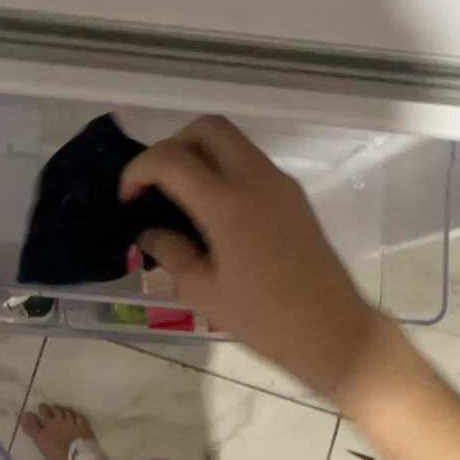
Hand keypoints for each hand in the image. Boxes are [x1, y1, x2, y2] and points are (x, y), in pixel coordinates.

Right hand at [121, 117, 397, 404]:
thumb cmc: (263, 319)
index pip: (171, 159)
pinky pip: (250, 163)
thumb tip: (149, 233)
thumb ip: (170, 252)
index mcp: (227, 203)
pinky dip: (222, 170)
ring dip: (199, 155)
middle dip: (171, 146)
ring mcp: (280, 184)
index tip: (127, 199)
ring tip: (179, 199)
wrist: (333, 331)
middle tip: (155, 184)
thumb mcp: (202, 292)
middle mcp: (256, 179)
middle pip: (207, 128)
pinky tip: (211, 213)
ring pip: (232, 141)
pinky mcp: (294, 196)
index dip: (138, 170)